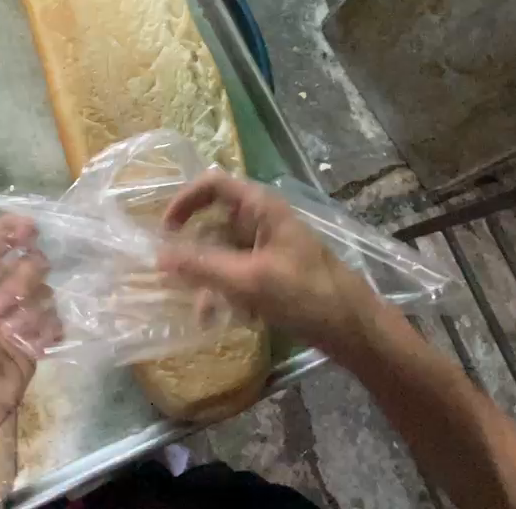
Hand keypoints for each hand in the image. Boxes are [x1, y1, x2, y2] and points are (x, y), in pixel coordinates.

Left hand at [0, 213, 53, 441]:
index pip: (3, 235)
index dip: (17, 229)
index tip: (28, 231)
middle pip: (30, 261)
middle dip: (19, 280)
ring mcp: (19, 316)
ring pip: (45, 291)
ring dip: (27, 310)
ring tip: (7, 332)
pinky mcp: (35, 342)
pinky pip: (54, 320)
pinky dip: (41, 331)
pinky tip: (26, 345)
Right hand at [156, 171, 376, 356]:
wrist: (356, 330)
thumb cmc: (307, 295)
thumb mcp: (250, 281)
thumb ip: (203, 267)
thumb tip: (159, 257)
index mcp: (259, 207)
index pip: (212, 185)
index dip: (184, 201)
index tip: (165, 231)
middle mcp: (261, 220)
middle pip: (213, 223)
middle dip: (194, 254)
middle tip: (175, 280)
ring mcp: (267, 246)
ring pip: (223, 253)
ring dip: (210, 280)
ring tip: (205, 314)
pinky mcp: (272, 272)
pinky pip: (237, 274)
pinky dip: (228, 292)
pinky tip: (234, 319)